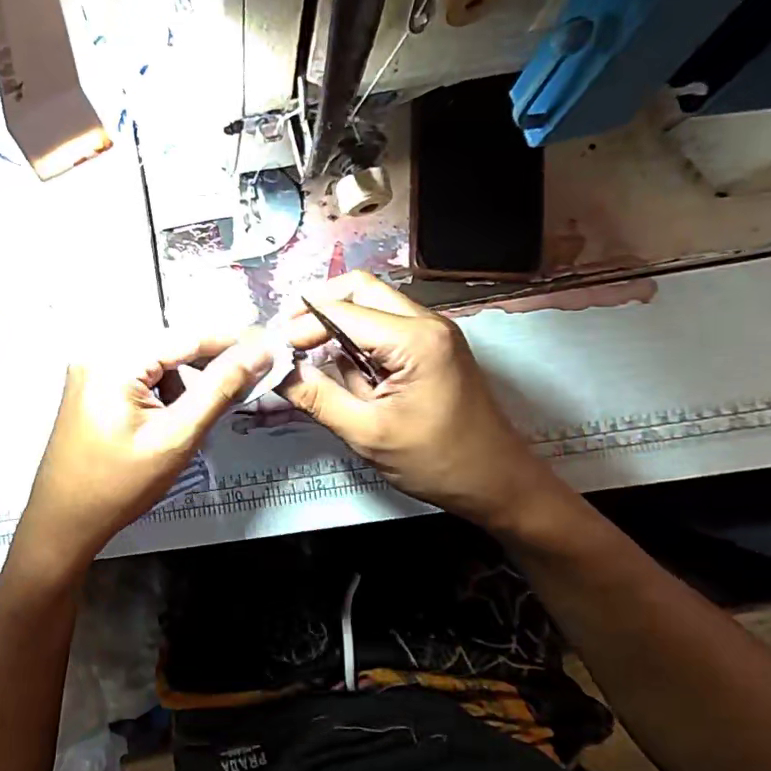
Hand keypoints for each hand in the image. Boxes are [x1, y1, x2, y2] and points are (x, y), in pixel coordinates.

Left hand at [19, 330, 273, 558]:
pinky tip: (175, 417)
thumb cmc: (117, 486)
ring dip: (188, 378)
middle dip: (210, 363)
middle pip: (173, 344)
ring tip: (202, 413)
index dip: (233, 342)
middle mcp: (98, 352)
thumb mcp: (177, 437)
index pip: (187, 336)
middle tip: (247, 382)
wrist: (64, 523)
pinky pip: (143, 372)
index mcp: (113, 360)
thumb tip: (258, 352)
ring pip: (160, 359)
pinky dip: (167, 388)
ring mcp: (92, 368)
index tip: (270, 350)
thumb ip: (220, 389)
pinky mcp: (94, 384)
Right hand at [276, 272, 560, 528]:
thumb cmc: (437, 462)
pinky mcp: (435, 347)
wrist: (497, 481)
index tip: (273, 349)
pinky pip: (388, 328)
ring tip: (313, 359)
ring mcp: (435, 332)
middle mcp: (428, 322)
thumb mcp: (368, 435)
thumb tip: (278, 371)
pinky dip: (361, 340)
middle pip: (361, 289)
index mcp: (416, 339)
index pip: (343, 312)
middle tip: (288, 338)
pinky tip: (347, 371)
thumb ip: (319, 398)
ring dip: (340, 324)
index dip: (301, 325)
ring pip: (374, 306)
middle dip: (319, 308)